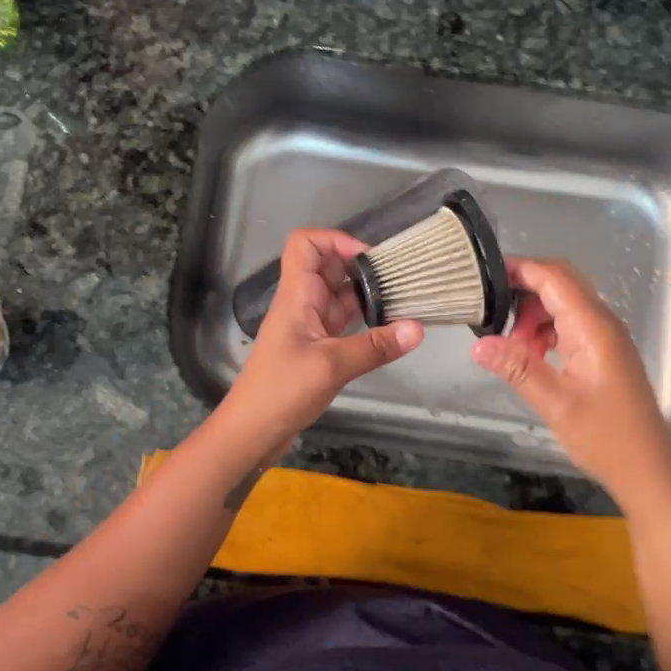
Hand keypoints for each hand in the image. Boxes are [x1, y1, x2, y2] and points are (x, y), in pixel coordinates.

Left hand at [219, 229, 423, 452]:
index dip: (335, 239)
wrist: (252, 431)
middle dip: (361, 267)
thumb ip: (375, 347)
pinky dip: (363, 321)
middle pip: (328, 267)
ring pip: (338, 296)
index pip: (305, 244)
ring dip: (366, 294)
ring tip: (401, 300)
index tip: (368, 257)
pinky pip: (342, 322)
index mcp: (297, 296)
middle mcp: (302, 304)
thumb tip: (418, 328)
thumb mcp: (332, 366)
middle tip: (397, 279)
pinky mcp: (315, 348)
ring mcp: (308, 326)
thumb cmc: (282, 390)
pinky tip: (389, 329)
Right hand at [471, 258, 670, 495]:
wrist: (648, 469)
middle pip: (560, 283)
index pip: (554, 277)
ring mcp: (606, 337)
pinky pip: (570, 324)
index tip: (483, 274)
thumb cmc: (605, 437)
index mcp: (593, 327)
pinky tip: (530, 356)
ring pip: (564, 304)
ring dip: (533, 315)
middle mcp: (602, 323)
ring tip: (510, 346)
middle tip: (491, 313)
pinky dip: (546, 330)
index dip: (520, 268)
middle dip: (524, 290)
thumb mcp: (555, 403)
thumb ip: (518, 368)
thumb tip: (479, 345)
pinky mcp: (604, 353)